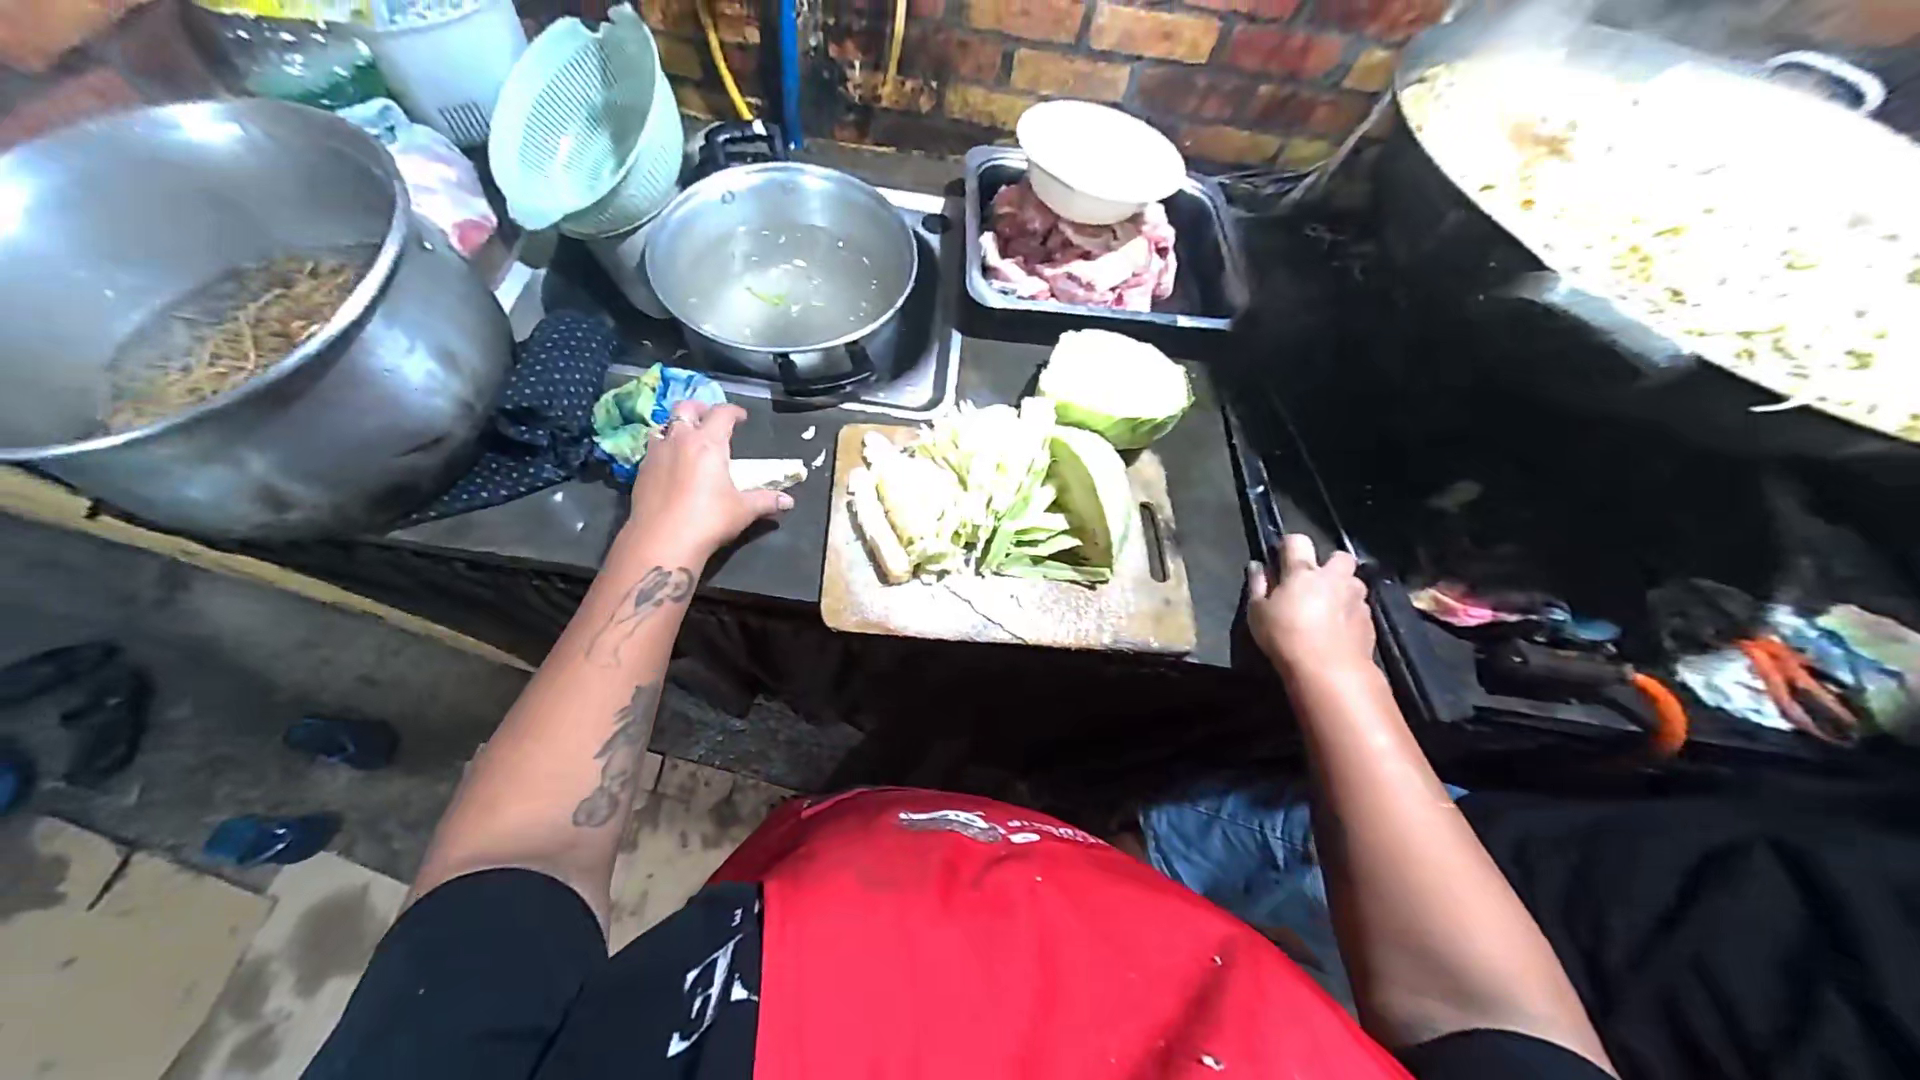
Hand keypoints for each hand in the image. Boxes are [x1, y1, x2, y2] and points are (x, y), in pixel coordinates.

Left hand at [618, 402, 791, 562]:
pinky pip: (653, 448)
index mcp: (708, 443)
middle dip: (700, 409)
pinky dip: (665, 448)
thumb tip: (788, 502)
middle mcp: (680, 440)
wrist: (662, 541)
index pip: (722, 413)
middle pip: (686, 408)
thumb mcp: (743, 510)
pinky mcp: (641, 470)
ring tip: (688, 439)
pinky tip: (672, 465)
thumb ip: (766, 501)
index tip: (741, 417)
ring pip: (664, 426)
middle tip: (710, 418)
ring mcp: (656, 453)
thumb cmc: (708, 520)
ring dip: (677, 427)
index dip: (734, 411)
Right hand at [1247, 533, 1373, 678]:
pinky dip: (1349, 611)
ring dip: (1342, 587)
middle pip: (1339, 556)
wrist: (1330, 670)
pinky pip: (1359, 606)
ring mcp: (1356, 598)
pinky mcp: (1369, 619)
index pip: (1297, 540)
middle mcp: (1334, 578)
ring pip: (1353, 581)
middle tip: (1313, 582)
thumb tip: (1257, 566)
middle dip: (1328, 564)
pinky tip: (1338, 627)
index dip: (1288, 545)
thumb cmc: (1285, 636)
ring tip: (1327, 606)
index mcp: (1303, 571)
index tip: (1280, 559)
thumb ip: (1257, 585)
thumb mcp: (1257, 612)